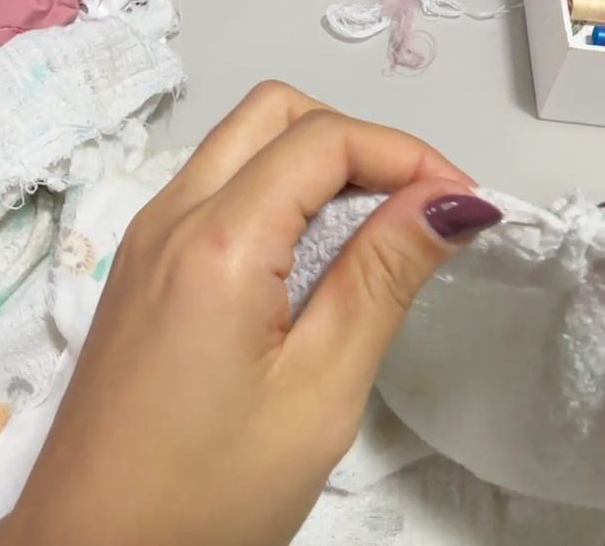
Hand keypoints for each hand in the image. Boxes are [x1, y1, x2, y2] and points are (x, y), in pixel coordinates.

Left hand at [0, 81, 500, 545]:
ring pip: (241, 140)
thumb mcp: (320, 390)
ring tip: (371, 230)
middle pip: (273, 112)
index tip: (463, 204)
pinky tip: (308, 252)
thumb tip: (449, 204)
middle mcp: (170, 210)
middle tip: (412, 207)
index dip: (404, 153)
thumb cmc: (210, 492)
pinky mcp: (142, 256)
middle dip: (355, 140)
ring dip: (314, 160)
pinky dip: (275, 188)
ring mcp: (148, 229)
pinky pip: (217, 183)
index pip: (321, 139)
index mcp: (215, 237)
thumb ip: (382, 277)